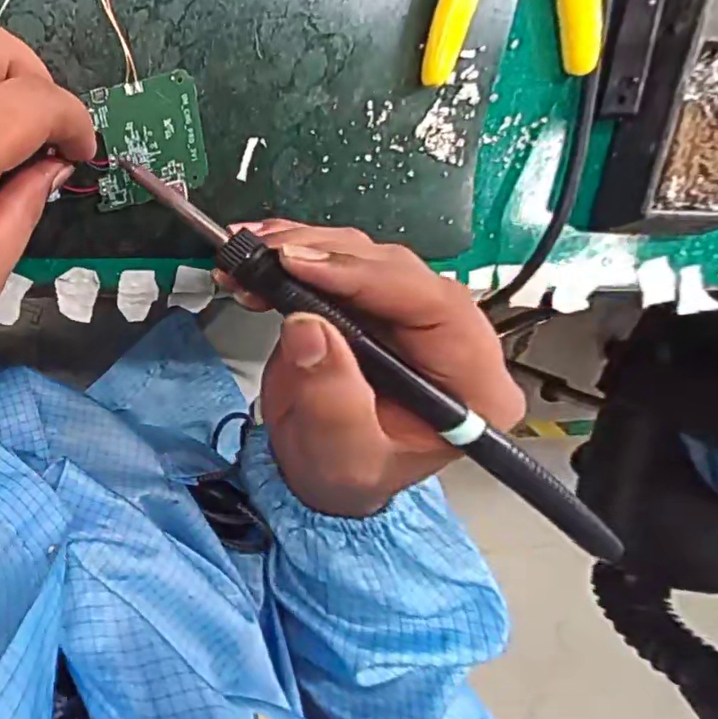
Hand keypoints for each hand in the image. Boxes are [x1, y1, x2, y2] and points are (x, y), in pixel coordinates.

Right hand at [218, 220, 523, 516]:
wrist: (313, 469)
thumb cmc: (342, 472)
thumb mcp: (341, 451)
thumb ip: (333, 397)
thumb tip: (309, 328)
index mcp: (468, 382)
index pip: (435, 306)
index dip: (368, 277)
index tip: (302, 266)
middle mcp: (442, 339)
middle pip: (395, 270)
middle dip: (324, 255)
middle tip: (265, 256)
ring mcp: (398, 318)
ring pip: (361, 256)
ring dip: (300, 247)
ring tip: (249, 254)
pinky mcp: (358, 306)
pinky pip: (330, 264)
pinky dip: (288, 255)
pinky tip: (256, 257)